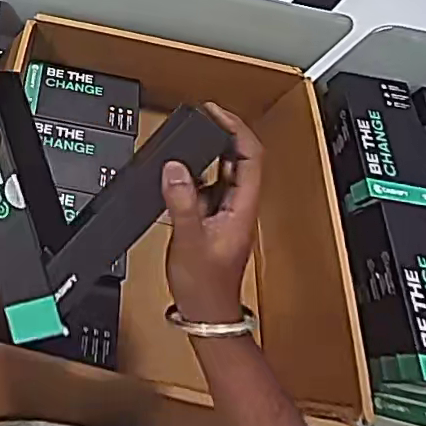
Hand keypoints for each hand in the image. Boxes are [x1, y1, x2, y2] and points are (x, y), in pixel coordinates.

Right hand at [163, 103, 263, 323]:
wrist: (205, 313)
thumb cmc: (206, 285)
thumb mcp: (189, 241)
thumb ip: (181, 203)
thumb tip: (175, 168)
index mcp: (243, 207)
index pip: (251, 156)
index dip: (237, 129)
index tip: (216, 112)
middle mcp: (240, 205)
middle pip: (241, 157)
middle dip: (225, 132)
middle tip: (204, 116)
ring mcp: (228, 211)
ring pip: (226, 170)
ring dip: (211, 150)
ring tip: (193, 135)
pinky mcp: (214, 218)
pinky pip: (210, 185)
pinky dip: (198, 171)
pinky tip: (182, 171)